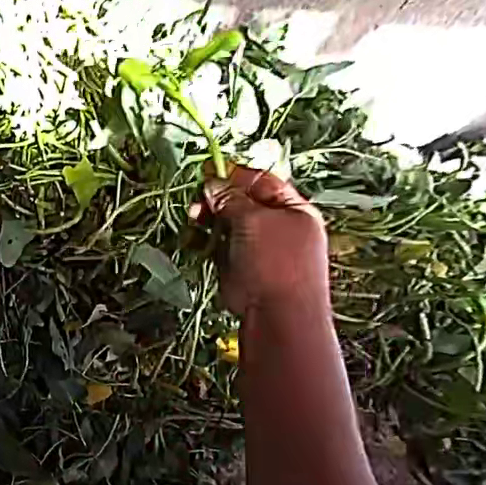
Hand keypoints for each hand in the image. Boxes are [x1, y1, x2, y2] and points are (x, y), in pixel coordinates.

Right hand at [190, 164, 328, 318]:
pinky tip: (194, 239)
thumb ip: (231, 199)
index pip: (260, 181)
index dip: (234, 175)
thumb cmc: (276, 262)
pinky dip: (204, 241)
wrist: (275, 311)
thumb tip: (213, 184)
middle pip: (240, 202)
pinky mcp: (236, 264)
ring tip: (194, 221)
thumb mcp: (254, 220)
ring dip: (207, 220)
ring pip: (225, 224)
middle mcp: (274, 225)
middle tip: (197, 203)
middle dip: (216, 200)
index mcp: (291, 208)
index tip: (208, 173)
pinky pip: (217, 246)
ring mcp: (254, 246)